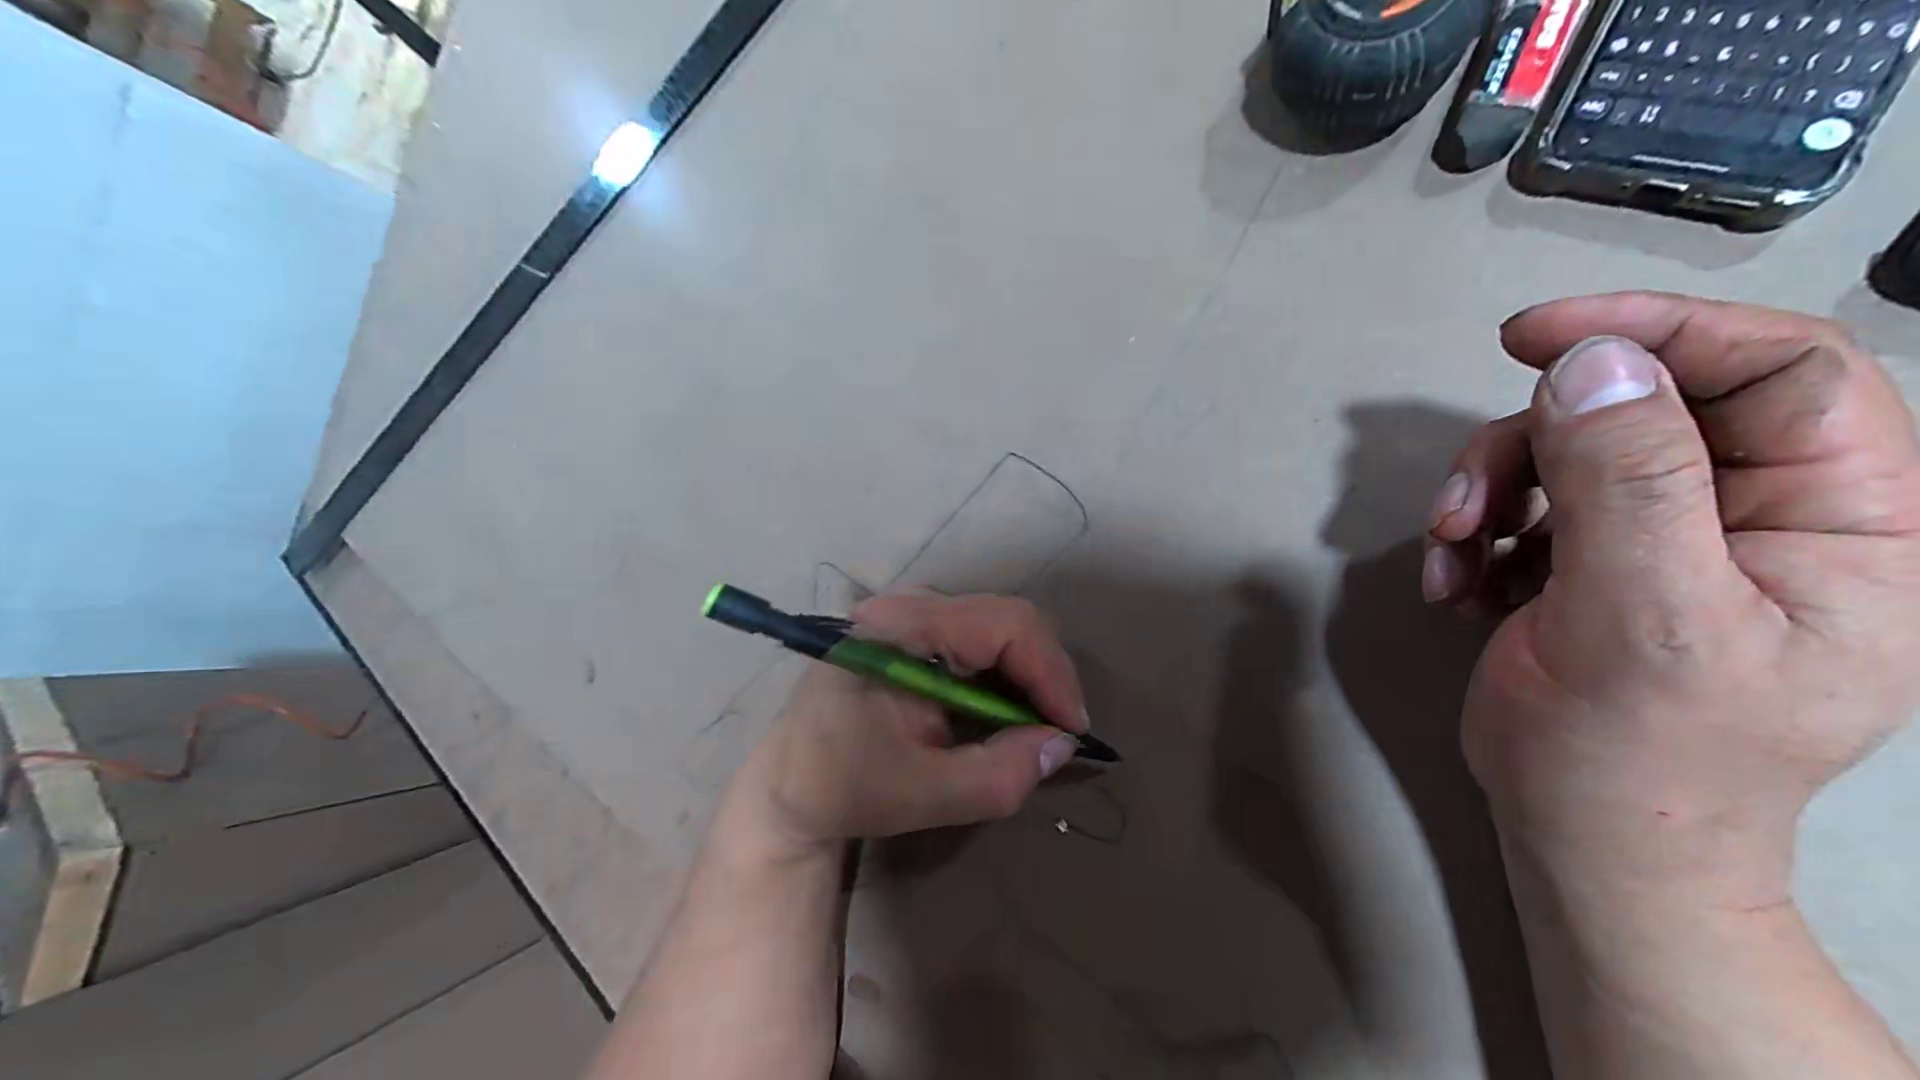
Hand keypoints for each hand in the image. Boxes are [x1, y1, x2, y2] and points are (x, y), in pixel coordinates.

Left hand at [721, 591, 1090, 856]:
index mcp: (901, 628)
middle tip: (1059, 734)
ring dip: (1030, 679)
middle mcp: (908, 607)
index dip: (1050, 672)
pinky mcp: (916, 635)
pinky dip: (1007, 678)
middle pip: (1007, 620)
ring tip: (1038, 730)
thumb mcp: (924, 794)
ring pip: (1000, 629)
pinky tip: (1007, 718)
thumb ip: (1000, 774)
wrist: (787, 787)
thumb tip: (1063, 745)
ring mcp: (911, 617)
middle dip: (1044, 677)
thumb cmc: (842, 787)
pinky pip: (981, 642)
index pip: (1005, 624)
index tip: (1070, 730)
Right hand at [1426, 292, 1919, 910]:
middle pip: (1638, 411)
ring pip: (1563, 454)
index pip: (1777, 369)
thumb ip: (1628, 483)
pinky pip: (1523, 506)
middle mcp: (1756, 514)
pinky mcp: (1586, 561)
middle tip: (1462, 507)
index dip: (1659, 331)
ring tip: (1450, 555)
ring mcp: (1662, 538)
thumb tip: (1589, 362)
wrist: (1583, 837)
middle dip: (1529, 447)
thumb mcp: (1644, 617)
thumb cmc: (1640, 751)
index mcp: (1841, 521)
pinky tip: (1456, 587)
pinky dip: (1474, 537)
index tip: (1532, 336)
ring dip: (1486, 496)